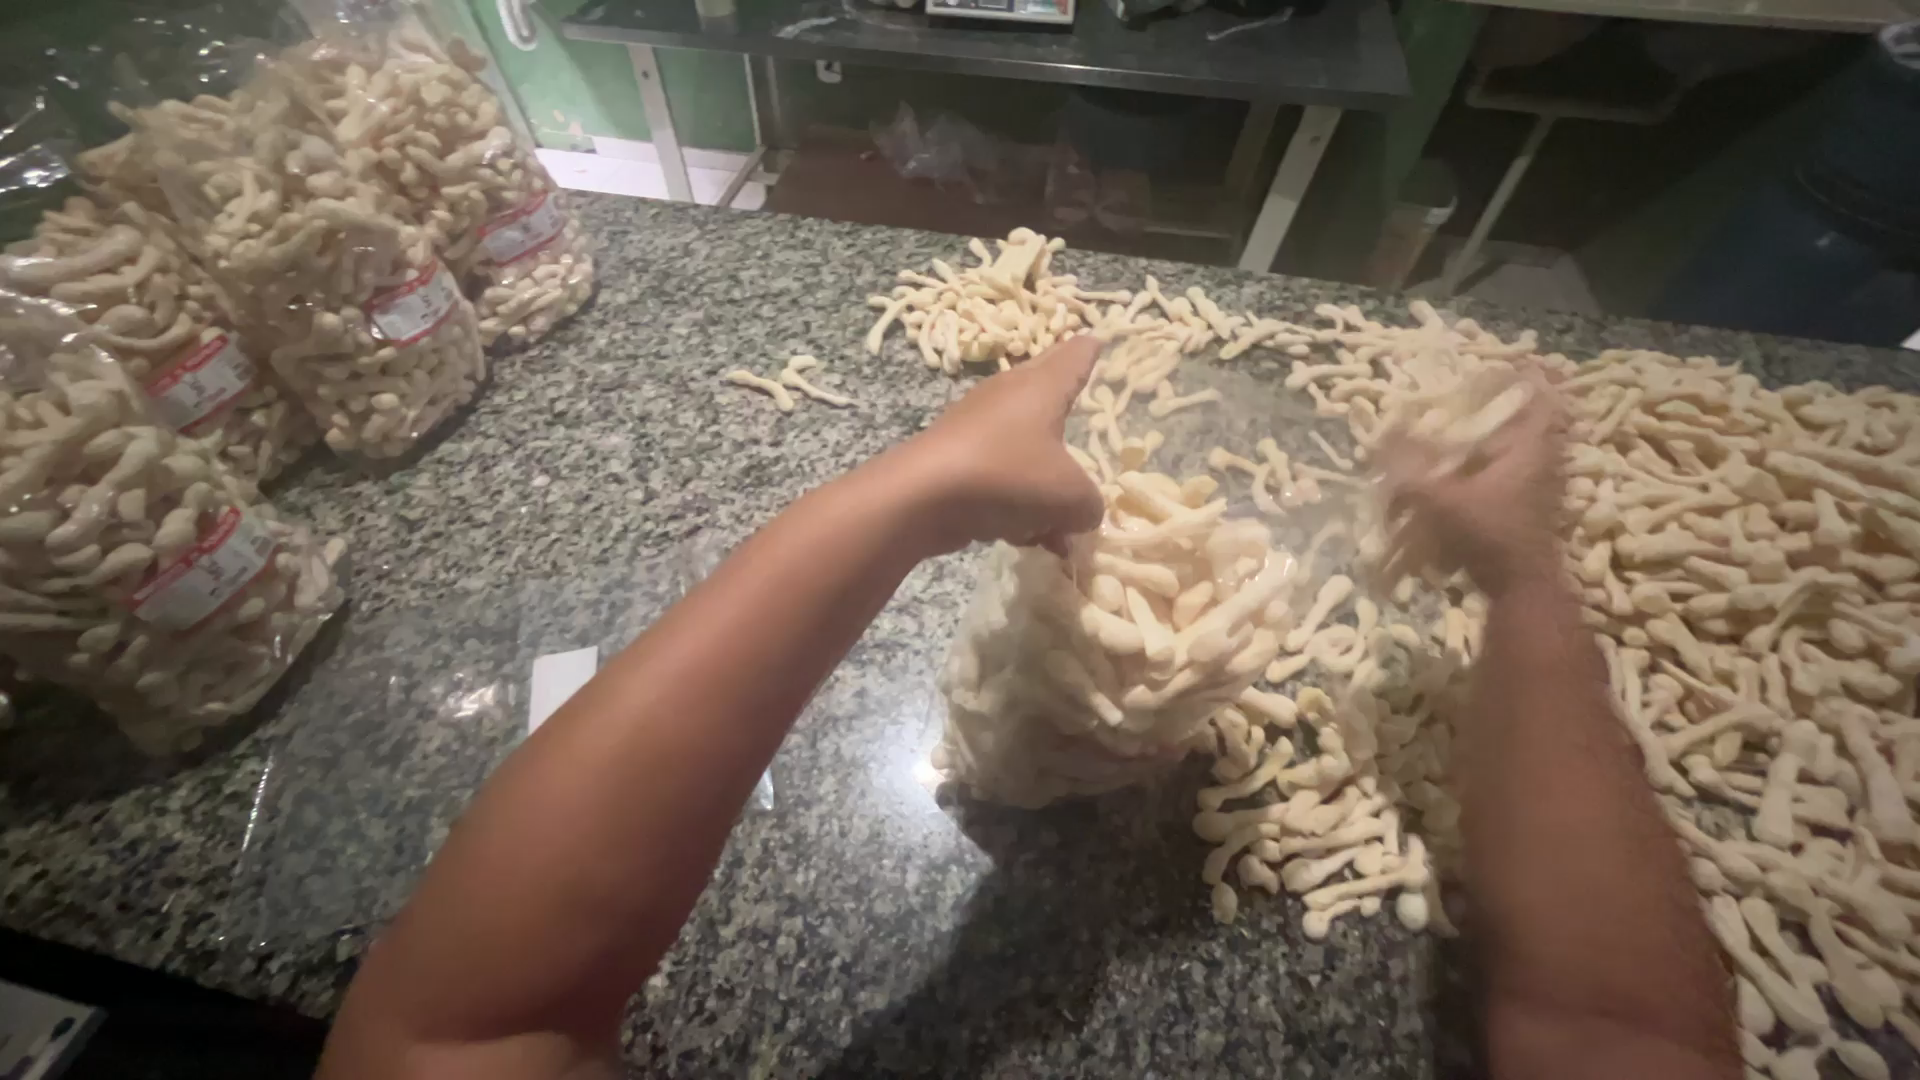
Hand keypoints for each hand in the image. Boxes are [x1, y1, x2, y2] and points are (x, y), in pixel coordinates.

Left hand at [898, 335, 1104, 555]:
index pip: (1074, 355)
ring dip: (1043, 482)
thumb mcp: (1068, 496)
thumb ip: (1088, 504)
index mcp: (1041, 386)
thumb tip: (1082, 513)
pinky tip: (1025, 539)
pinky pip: (999, 478)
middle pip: (1046, 394)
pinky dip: (1015, 504)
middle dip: (1068, 411)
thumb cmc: (1006, 476)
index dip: (1091, 350)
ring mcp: (976, 428)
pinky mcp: (955, 461)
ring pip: (1023, 448)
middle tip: (1085, 417)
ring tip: (1061, 528)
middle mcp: (1007, 397)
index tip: (1100, 341)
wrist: (919, 498)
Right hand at [1379, 371, 1565, 597]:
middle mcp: (1543, 463)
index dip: (1529, 376)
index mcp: (1531, 450)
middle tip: (1479, 395)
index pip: (1543, 398)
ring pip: (1522, 450)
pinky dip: (1491, 468)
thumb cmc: (1488, 535)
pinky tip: (1463, 476)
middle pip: (1533, 422)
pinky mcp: (1528, 509)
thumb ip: (1409, 464)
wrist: (1520, 586)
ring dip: (1498, 439)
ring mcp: (1540, 487)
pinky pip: (1510, 475)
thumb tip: (1383, 428)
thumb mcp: (1440, 497)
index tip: (1510, 359)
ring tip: (1465, 434)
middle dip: (1509, 407)